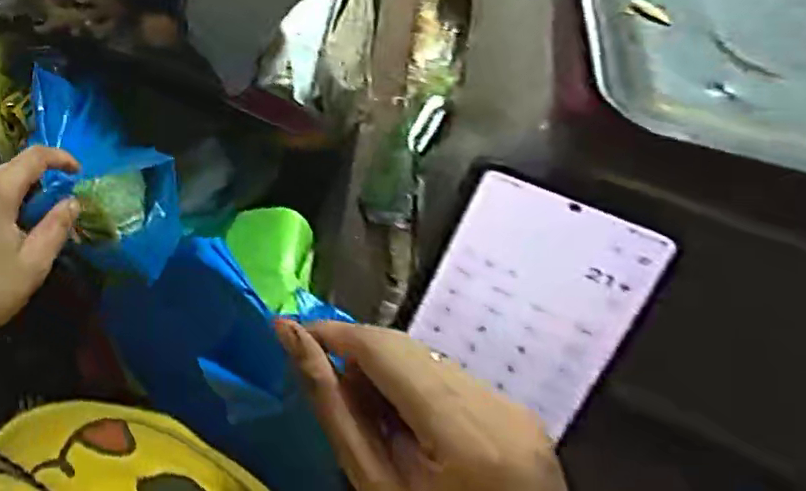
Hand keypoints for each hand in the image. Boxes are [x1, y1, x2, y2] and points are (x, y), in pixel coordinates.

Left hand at [0, 147, 80, 359]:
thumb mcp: (32, 264)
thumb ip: (56, 227)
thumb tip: (72, 201)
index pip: (35, 155)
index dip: (61, 158)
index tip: (80, 173)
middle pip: (18, 167)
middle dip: (45, 182)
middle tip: (66, 210)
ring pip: (4, 180)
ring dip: (27, 194)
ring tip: (45, 225)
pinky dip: (9, 202)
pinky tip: (17, 231)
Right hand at [276, 320, 567, 490]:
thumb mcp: (368, 475)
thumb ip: (329, 398)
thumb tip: (286, 329)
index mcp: (463, 434)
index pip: (378, 346)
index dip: (330, 333)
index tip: (293, 336)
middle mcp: (497, 409)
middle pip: (401, 345)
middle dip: (356, 353)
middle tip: (336, 389)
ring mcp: (514, 411)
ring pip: (422, 354)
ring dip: (384, 367)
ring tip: (375, 412)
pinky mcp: (520, 415)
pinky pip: (448, 372)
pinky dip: (414, 381)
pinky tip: (409, 420)